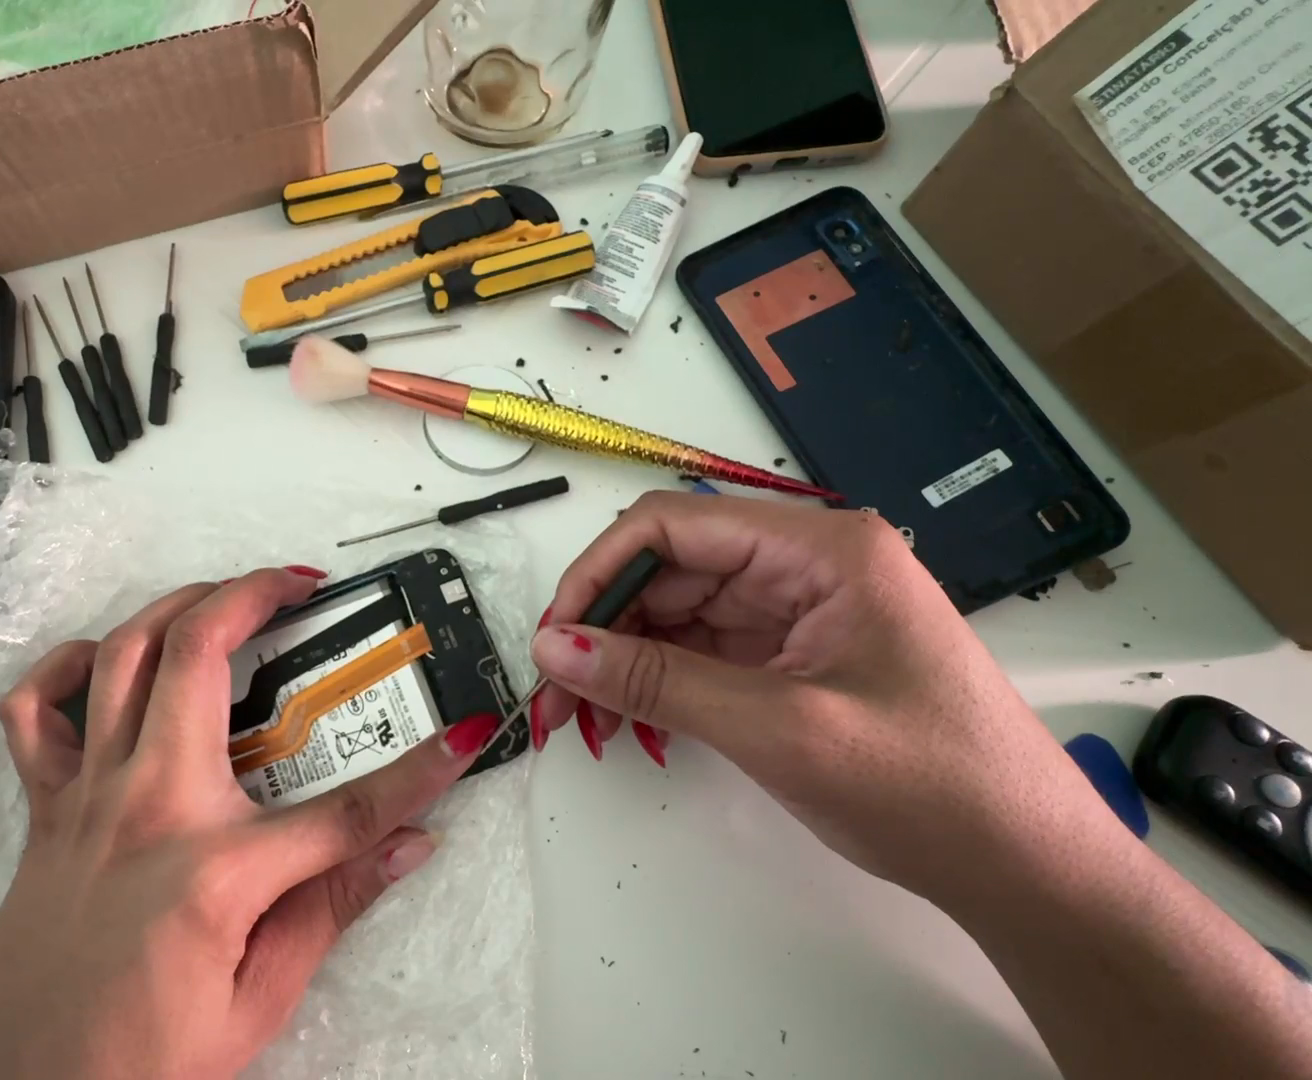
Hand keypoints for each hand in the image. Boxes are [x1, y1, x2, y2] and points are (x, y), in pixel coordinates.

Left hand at [0, 567, 501, 1079]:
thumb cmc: (135, 1064)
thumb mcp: (257, 1000)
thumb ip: (332, 905)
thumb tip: (407, 844)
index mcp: (212, 869)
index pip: (345, 812)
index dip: (417, 774)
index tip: (459, 733)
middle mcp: (145, 805)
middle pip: (202, 656)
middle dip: (258, 596)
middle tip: (302, 585)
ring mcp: (88, 794)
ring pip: (124, 654)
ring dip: (177, 604)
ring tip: (224, 595)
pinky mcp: (48, 804)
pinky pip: (36, 706)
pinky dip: (70, 664)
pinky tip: (111, 659)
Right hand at [527, 493, 1118, 905]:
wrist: (1028, 870)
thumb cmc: (928, 787)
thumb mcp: (779, 728)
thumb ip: (657, 682)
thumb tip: (551, 648)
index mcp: (819, 549)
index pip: (673, 525)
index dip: (600, 572)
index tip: (555, 636)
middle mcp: (800, 565)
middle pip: (666, 572)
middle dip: (602, 631)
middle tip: (556, 698)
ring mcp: (791, 611)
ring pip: (672, 614)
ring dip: (620, 662)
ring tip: (582, 720)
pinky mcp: (783, 654)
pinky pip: (695, 652)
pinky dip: (653, 684)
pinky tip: (627, 721)